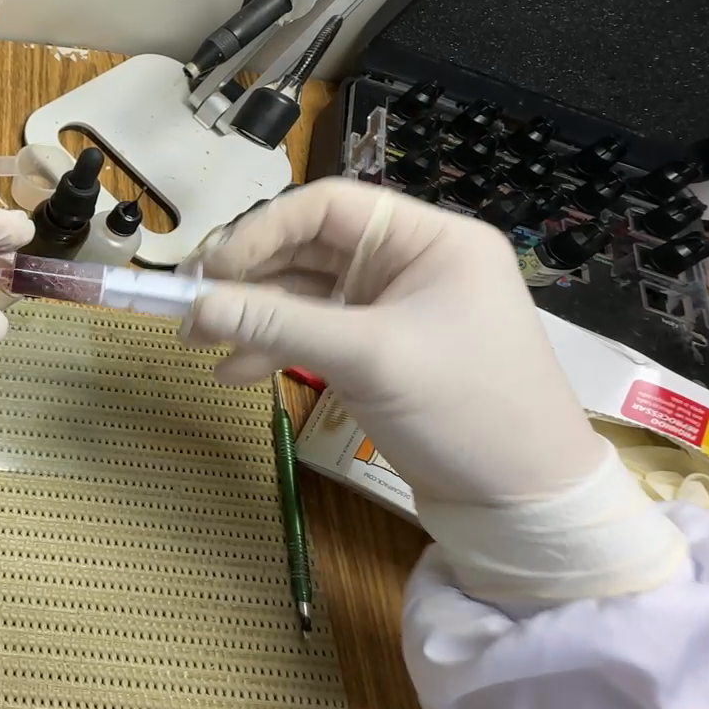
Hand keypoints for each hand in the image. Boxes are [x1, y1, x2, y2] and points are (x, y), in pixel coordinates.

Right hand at [186, 178, 602, 504]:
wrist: (520, 501)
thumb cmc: (466, 409)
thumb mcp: (367, 358)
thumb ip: (276, 325)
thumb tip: (193, 306)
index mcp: (426, 241)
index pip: (325, 207)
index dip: (260, 231)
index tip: (210, 271)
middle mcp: (403, 263)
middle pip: (302, 248)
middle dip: (243, 277)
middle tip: (188, 302)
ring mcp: (384, 306)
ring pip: (296, 292)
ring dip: (246, 315)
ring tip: (195, 340)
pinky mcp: (369, 346)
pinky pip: (305, 330)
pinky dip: (267, 346)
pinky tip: (233, 370)